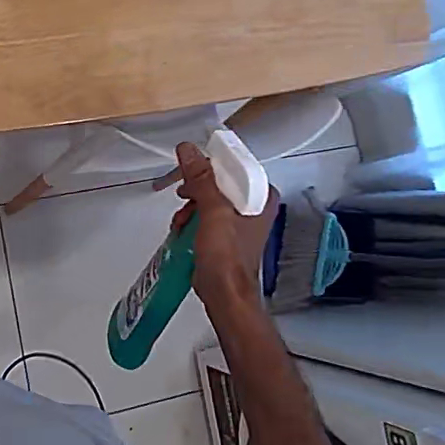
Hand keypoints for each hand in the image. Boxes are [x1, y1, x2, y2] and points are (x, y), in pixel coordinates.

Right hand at [171, 141, 278, 303]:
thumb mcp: (213, 211)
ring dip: (192, 205)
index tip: (191, 169)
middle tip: (183, 194)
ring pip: (211, 199)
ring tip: (182, 219)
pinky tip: (183, 228)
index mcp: (262, 197)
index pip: (236, 166)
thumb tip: (188, 149)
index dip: (211, 165)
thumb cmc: (226, 257)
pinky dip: (193, 218)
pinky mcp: (226, 235)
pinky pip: (207, 215)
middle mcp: (255, 207)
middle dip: (197, 189)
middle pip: (221, 182)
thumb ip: (201, 179)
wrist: (224, 295)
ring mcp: (241, 222)